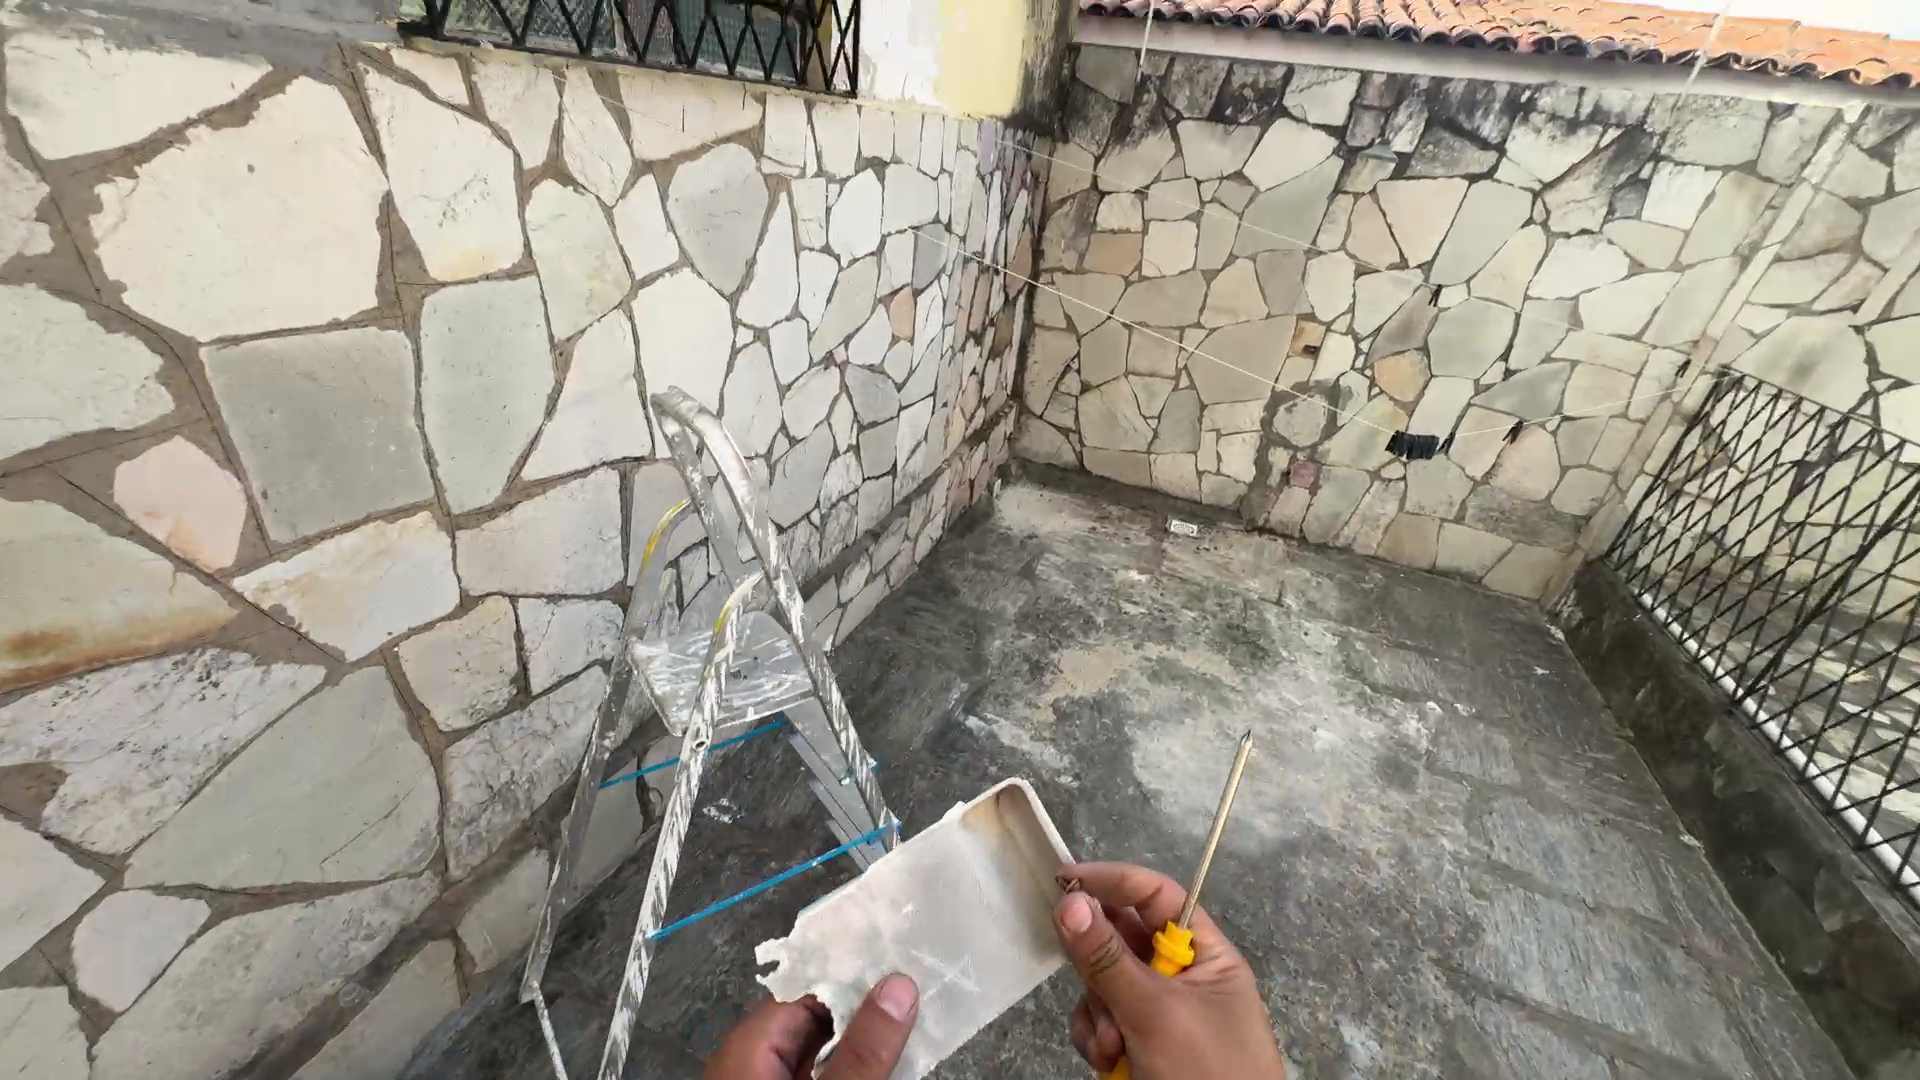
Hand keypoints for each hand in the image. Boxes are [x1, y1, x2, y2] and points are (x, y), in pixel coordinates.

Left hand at [704, 973, 919, 1078]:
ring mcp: (765, 1079)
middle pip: (818, 1014)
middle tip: (920, 984)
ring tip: (914, 1014)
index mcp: (751, 1042)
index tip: (904, 955)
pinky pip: (817, 1071)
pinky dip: (849, 1066)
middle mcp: (753, 1056)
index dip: (858, 971)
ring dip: (862, 1037)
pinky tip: (885, 1059)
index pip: (811, 983)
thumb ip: (862, 1051)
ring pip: (822, 1047)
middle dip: (866, 1003)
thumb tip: (901, 983)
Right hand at [1054, 862, 1285, 1079]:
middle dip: (1099, 961)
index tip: (1064, 881)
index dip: (1112, 880)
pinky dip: (1094, 1036)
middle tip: (1077, 964)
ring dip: (1096, 1009)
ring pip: (1105, 981)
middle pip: (1123, 938)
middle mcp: (1183, 977)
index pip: (1155, 896)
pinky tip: (1105, 1061)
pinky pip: (1101, 1019)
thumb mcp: (1155, 1015)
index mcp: (1206, 956)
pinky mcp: (1140, 1046)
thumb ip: (1107, 958)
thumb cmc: (1205, 1076)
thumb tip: (1067, 900)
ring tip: (1108, 1045)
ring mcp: (1160, 1014)